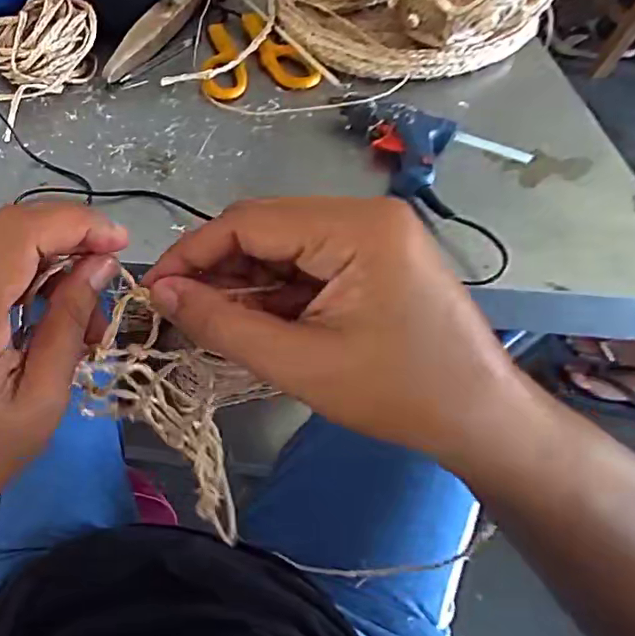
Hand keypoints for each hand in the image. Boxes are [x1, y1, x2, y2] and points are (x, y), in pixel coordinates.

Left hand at [0, 203, 126, 538]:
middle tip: (110, 261)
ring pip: (0, 242)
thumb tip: (100, 266)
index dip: (74, 225)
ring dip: (52, 254)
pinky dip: (30, 273)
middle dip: (67, 231)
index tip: (119, 242)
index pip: (19, 236)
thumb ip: (69, 321)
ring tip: (89, 299)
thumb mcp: (44, 395)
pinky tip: (57, 304)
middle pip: (8, 227)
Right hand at [143, 197, 538, 463]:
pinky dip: (270, 291)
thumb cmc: (397, 394)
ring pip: (277, 246)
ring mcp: (371, 234)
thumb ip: (220, 323)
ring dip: (241, 282)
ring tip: (214, 322)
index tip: (152, 290)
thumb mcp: (297, 362)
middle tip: (178, 310)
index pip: (247, 222)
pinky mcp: (371, 256)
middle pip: (262, 228)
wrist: (482, 421)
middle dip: (215, 269)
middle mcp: (363, 215)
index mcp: (355, 227)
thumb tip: (160, 292)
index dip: (191, 253)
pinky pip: (302, 262)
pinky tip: (254, 321)